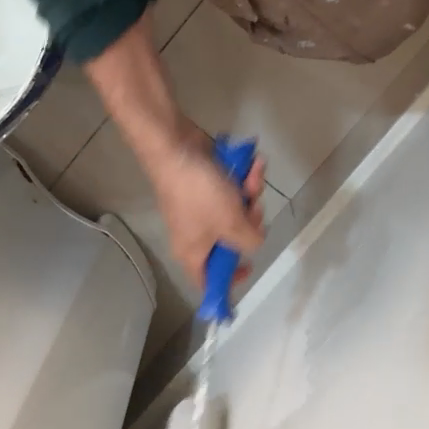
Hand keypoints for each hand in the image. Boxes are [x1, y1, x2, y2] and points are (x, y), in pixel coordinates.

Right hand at [147, 130, 267, 287]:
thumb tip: (253, 243)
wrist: (175, 147)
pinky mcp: (206, 186)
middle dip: (249, 220)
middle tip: (254, 206)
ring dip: (251, 193)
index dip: (229, 279)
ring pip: (235, 211)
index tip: (249, 266)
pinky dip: (243, 178)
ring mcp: (200, 209)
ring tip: (253, 175)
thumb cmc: (200, 193)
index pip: (208, 281)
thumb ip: (250, 241)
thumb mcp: (232, 223)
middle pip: (231, 240)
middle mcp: (195, 234)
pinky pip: (230, 190)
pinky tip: (253, 163)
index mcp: (193, 253)